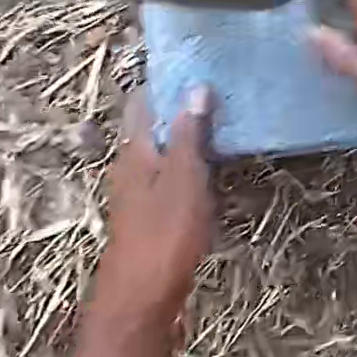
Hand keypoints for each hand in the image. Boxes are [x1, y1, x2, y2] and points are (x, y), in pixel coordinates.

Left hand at [89, 88, 214, 323]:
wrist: (143, 295)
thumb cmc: (165, 234)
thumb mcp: (183, 178)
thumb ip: (189, 134)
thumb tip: (196, 88)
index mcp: (136, 151)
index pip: (145, 102)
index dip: (164, 81)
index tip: (194, 62)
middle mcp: (133, 166)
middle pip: (154, 125)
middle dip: (181, 106)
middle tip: (219, 88)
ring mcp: (141, 191)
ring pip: (164, 151)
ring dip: (188, 134)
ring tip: (223, 120)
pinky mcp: (154, 213)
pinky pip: (173, 174)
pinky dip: (192, 162)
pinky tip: (214, 167)